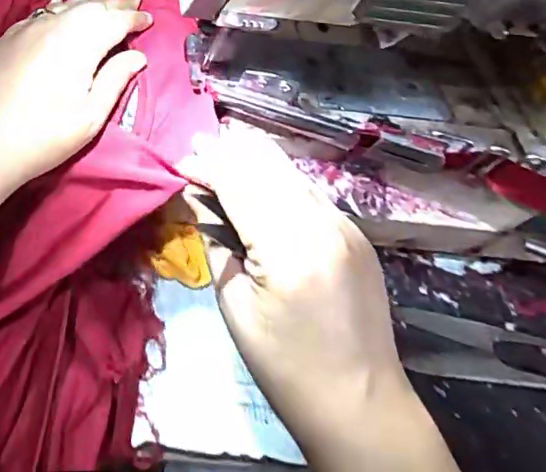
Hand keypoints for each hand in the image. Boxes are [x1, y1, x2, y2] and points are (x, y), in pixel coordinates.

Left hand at [0, 0, 151, 216]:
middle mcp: (55, 25)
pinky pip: (43, 11)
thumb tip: (137, 56)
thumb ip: (115, 80)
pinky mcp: (8, 37)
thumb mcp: (89, 118)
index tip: (148, 19)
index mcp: (80, 42)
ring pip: (66, 4)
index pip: (115, 21)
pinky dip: (62, 6)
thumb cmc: (39, 137)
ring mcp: (28, 28)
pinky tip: (63, 7)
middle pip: (92, 6)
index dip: (133, 19)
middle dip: (115, 2)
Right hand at [179, 125, 456, 471]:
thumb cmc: (288, 369)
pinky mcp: (357, 232)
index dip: (211, 168)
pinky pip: (314, 193)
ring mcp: (346, 226)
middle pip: (270, 171)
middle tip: (202, 142)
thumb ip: (218, 249)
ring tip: (229, 145)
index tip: (183, 159)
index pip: (242, 188)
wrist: (361, 404)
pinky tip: (267, 173)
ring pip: (295, 175)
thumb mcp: (238, 313)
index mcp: (289, 251)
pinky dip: (285, 178)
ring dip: (260, 158)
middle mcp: (322, 226)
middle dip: (233, 153)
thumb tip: (199, 204)